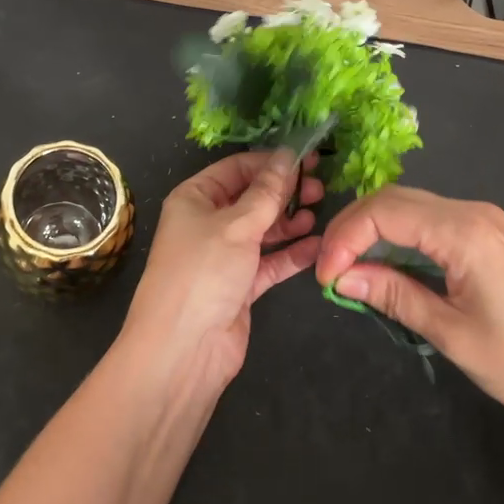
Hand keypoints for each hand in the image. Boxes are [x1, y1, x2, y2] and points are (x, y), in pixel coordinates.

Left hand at [120, 151, 323, 392]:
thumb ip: (267, 193)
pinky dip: (291, 254)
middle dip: (284, 193)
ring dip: (290, 222)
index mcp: (195, 198)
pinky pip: (270, 262)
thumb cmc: (203, 272)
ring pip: (262, 230)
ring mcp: (224, 255)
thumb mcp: (236, 225)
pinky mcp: (240, 285)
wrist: (183, 347)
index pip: (236, 169)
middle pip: (251, 198)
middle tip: (320, 189)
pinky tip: (317, 246)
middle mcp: (207, 222)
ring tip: (319, 214)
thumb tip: (288, 156)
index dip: (271, 163)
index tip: (308, 160)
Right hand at [316, 186, 503, 451]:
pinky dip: (403, 238)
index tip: (325, 277)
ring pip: (414, 208)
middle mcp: (475, 213)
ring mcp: (488, 223)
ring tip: (352, 270)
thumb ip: (394, 296)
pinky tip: (392, 268)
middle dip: (354, 229)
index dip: (345, 238)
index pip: (384, 211)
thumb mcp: (453, 335)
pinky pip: (435, 223)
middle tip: (330, 271)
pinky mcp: (496, 239)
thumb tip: (341, 276)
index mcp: (464, 231)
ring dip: (376, 232)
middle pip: (395, 200)